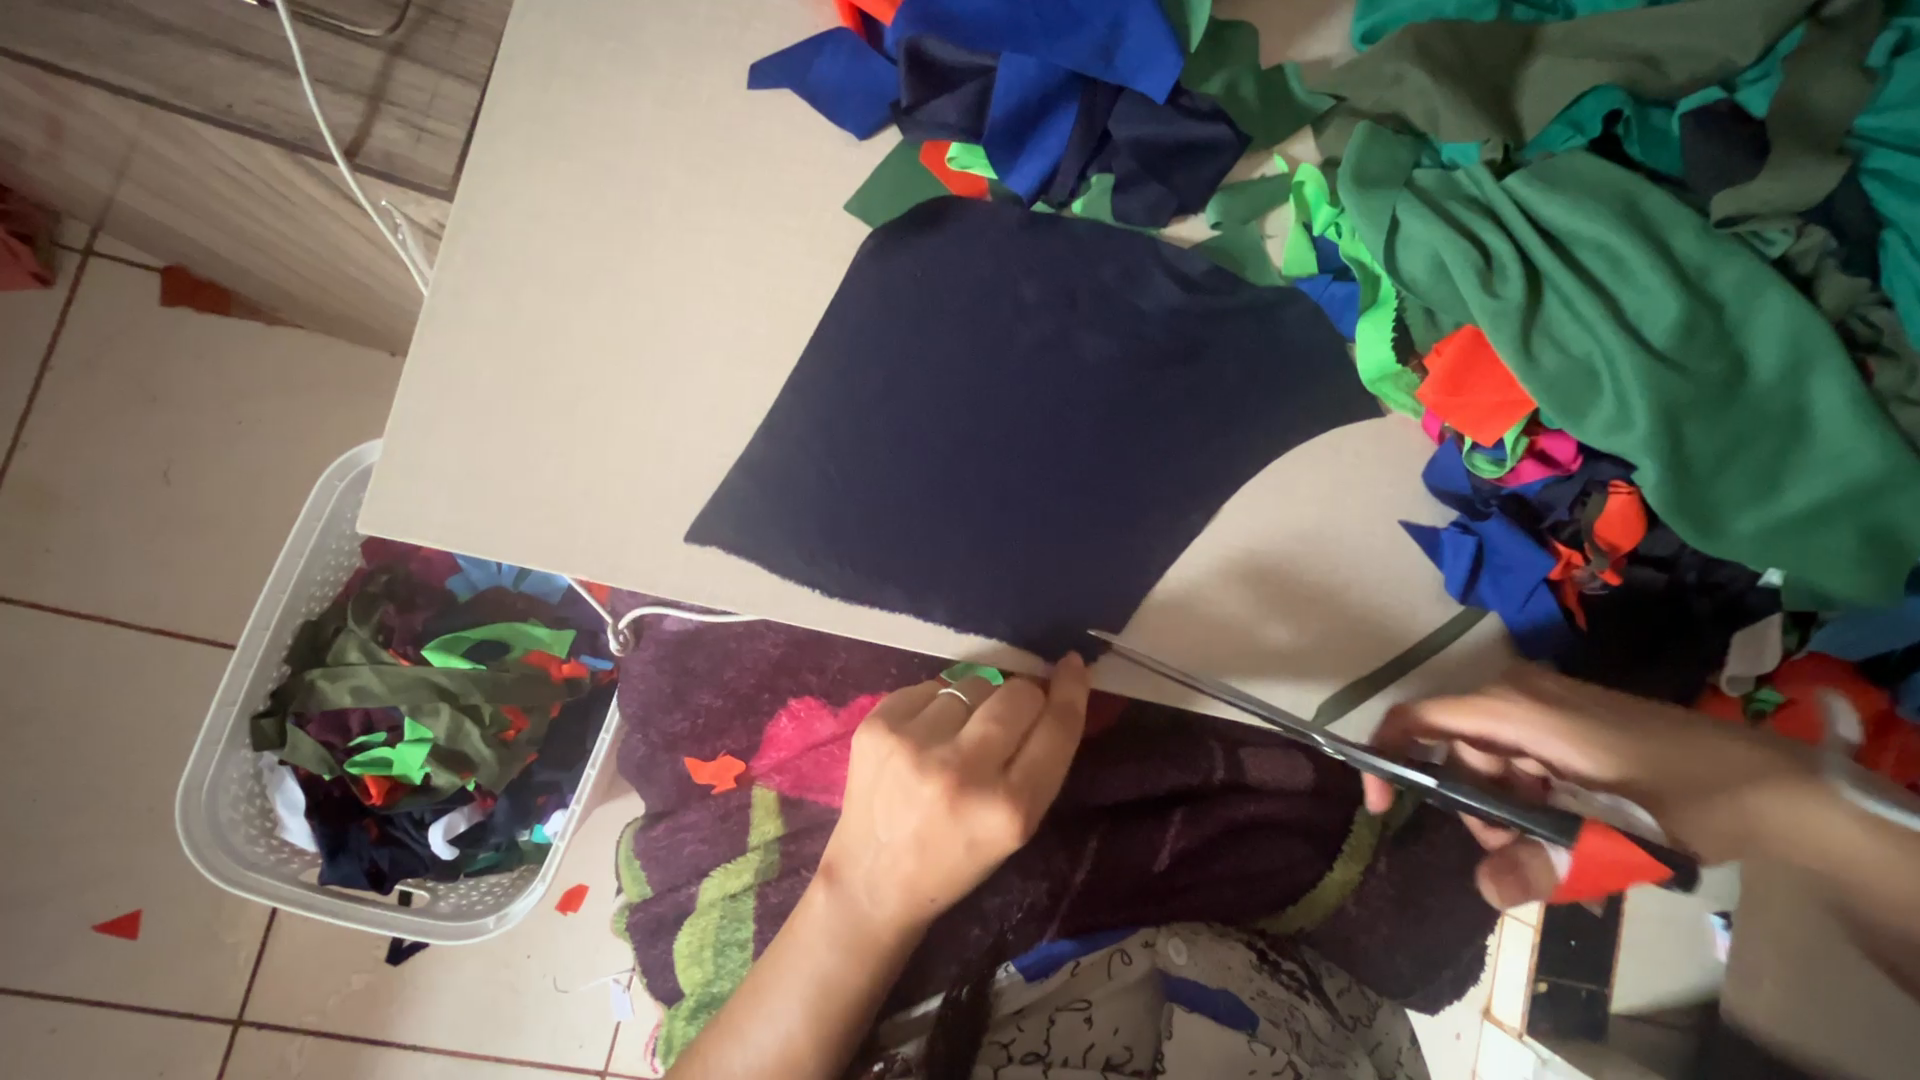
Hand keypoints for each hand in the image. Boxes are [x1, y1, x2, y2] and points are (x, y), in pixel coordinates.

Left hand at [814, 653, 1091, 940]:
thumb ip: (1039, 762)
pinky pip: (930, 685)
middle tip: (1010, 718)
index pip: (1057, 727)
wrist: (873, 881)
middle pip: (1018, 693)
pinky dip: (936, 704)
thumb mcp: (1016, 827)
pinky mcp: (878, 726)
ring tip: (959, 737)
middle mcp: (963, 772)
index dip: (1070, 690)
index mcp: (1010, 809)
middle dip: (1023, 697)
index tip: (1072, 666)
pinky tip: (925, 737)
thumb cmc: (956, 859)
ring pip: (974, 682)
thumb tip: (1052, 686)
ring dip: (977, 702)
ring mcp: (915, 745)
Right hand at [1365, 665, 1820, 909]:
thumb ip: (1546, 863)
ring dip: (1504, 806)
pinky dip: (1528, 793)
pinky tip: (1570, 823)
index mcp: (1517, 708)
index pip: (1420, 719)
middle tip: (1515, 850)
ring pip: (1486, 756)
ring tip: (1556, 844)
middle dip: (1473, 804)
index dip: (1386, 756)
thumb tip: (1484, 891)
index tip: (1381, 806)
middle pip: (1454, 749)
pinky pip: (1516, 753)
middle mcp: (1518, 692)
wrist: (1775, 784)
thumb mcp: (1618, 842)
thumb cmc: (1689, 801)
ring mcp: (1543, 701)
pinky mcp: (1563, 717)